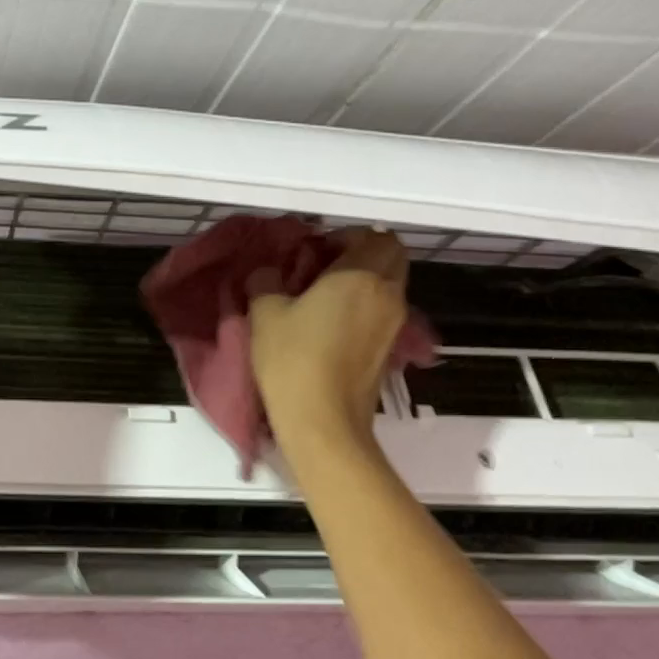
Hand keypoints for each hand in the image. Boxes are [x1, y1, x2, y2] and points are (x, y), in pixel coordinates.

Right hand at [248, 228, 409, 452]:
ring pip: (389, 284)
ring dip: (364, 280)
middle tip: (322, 267)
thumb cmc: (293, 360)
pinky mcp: (389, 349)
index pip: (374, 236)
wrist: (323, 422)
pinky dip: (364, 305)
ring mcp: (394, 323)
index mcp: (361, 275)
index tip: (313, 252)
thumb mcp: (264, 312)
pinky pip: (383, 309)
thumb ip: (266, 281)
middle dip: (362, 253)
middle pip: (391, 256)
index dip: (345, 236)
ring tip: (322, 296)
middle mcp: (387, 294)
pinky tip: (329, 323)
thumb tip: (268, 273)